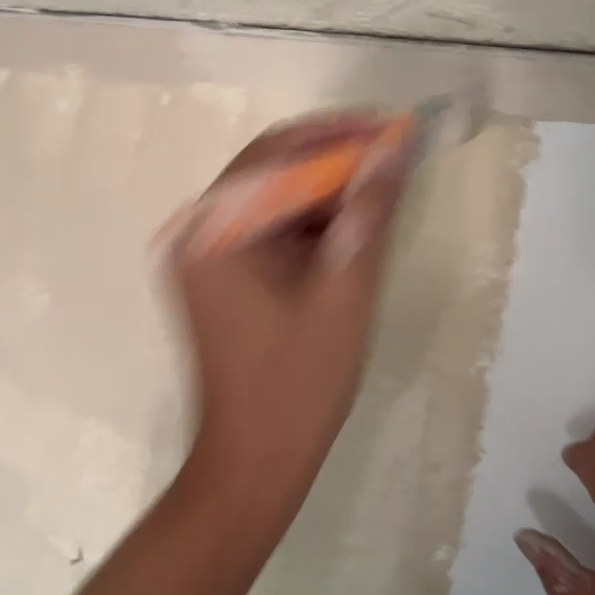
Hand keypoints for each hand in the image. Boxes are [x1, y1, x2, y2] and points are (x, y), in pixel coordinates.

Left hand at [167, 113, 411, 483]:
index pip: (278, 154)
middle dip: (336, 159)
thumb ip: (368, 212)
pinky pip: (270, 229)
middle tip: (396, 154)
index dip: (339, 134)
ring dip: (328, 190)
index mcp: (214, 231)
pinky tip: (355, 225)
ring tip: (386, 186)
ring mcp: (204, 256)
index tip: (394, 128)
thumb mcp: (344, 292)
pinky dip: (312, 222)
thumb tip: (396, 148)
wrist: (253, 465)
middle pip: (272, 169)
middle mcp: (197, 232)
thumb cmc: (297, 385)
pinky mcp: (219, 278)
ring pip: (274, 198)